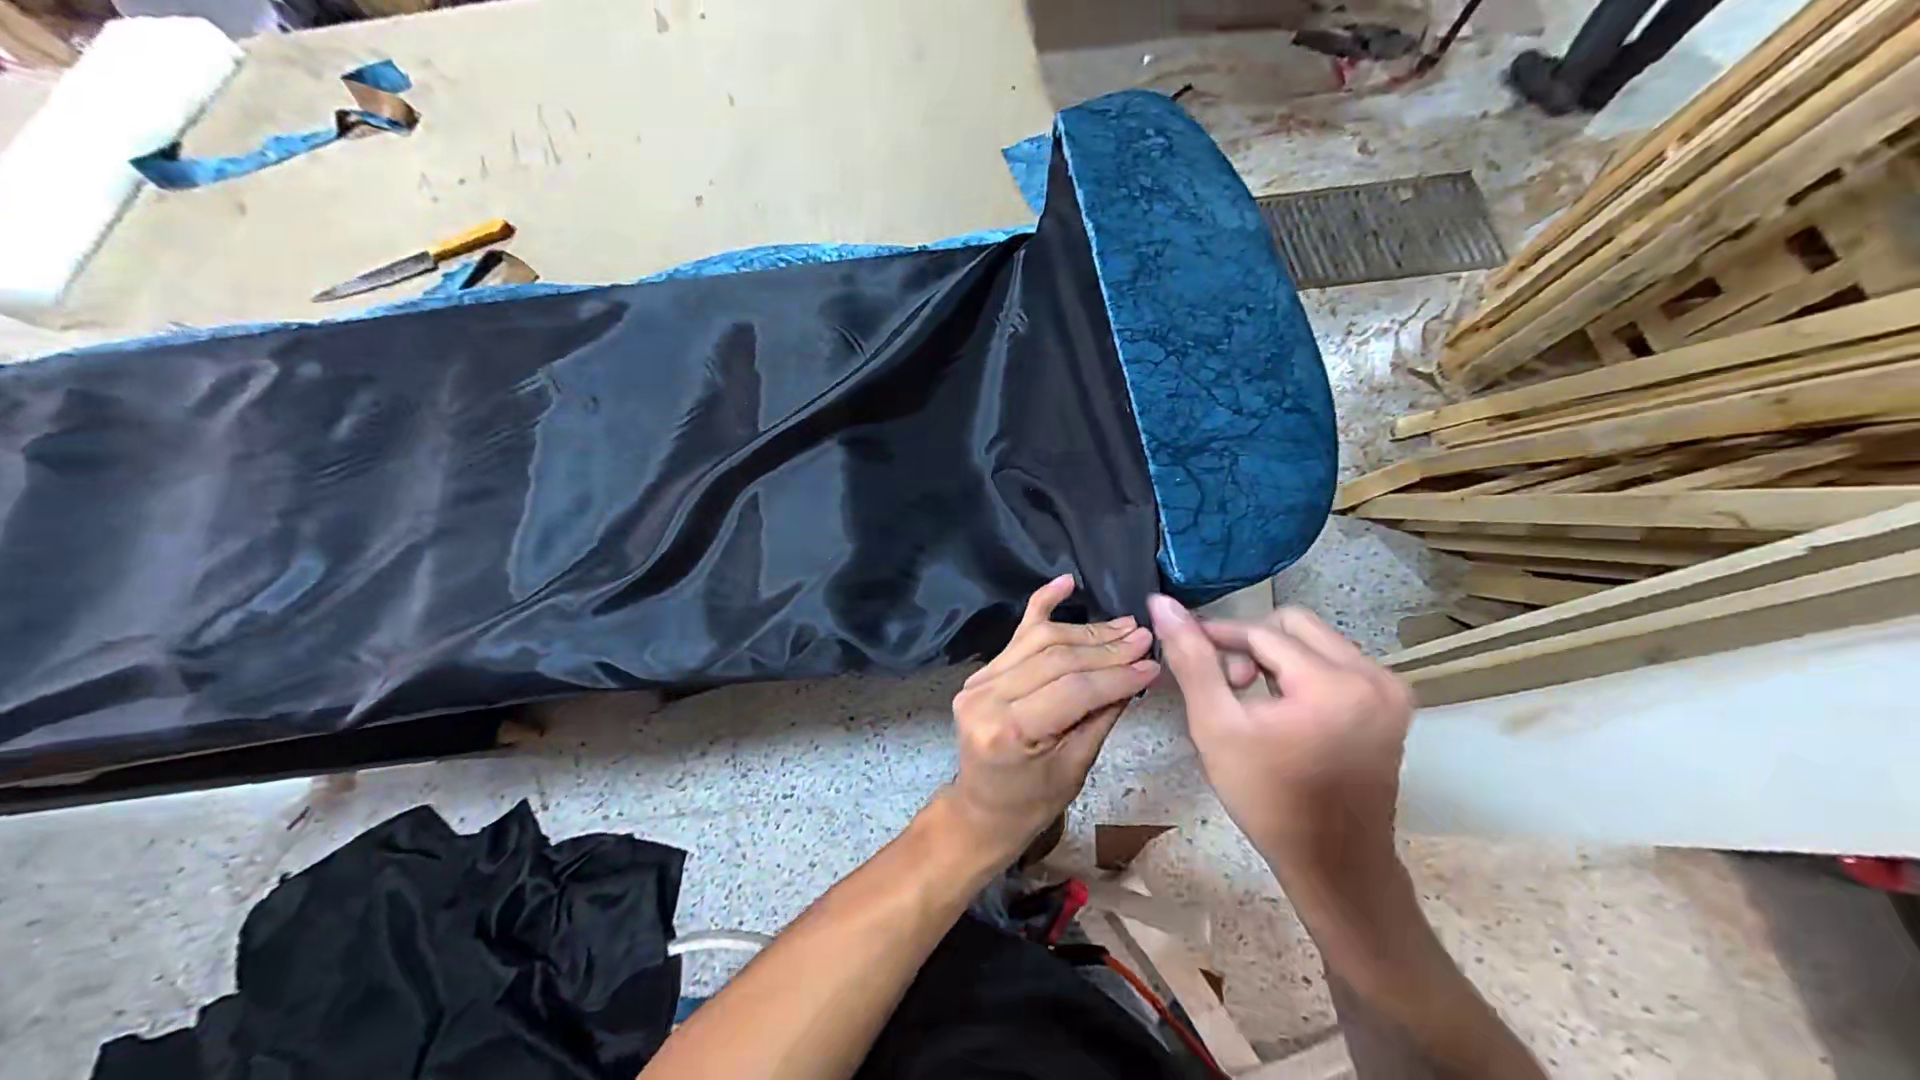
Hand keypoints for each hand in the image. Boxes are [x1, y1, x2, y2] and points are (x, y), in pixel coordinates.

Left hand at [942, 575, 1159, 855]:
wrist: (982, 807)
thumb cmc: (1031, 802)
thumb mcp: (1075, 768)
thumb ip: (1102, 715)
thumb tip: (1138, 672)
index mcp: (1008, 730)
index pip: (1073, 689)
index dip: (1117, 675)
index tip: (1153, 664)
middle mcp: (986, 697)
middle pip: (1056, 658)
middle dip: (1106, 648)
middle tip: (1145, 638)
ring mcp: (979, 680)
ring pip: (1040, 640)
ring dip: (1087, 631)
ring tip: (1125, 625)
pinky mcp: (982, 672)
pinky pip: (1017, 633)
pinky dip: (1042, 604)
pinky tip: (1065, 583)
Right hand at [1147, 595, 1412, 880]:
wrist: (1334, 863)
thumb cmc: (1268, 798)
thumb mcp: (1216, 727)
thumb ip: (1191, 660)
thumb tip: (1162, 604)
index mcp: (1335, 683)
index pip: (1262, 632)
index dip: (1218, 634)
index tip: (1187, 645)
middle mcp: (1374, 676)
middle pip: (1295, 626)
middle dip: (1253, 644)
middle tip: (1229, 684)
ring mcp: (1391, 690)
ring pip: (1316, 641)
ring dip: (1278, 657)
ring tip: (1253, 697)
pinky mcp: (1394, 705)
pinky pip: (1338, 663)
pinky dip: (1304, 673)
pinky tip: (1284, 708)